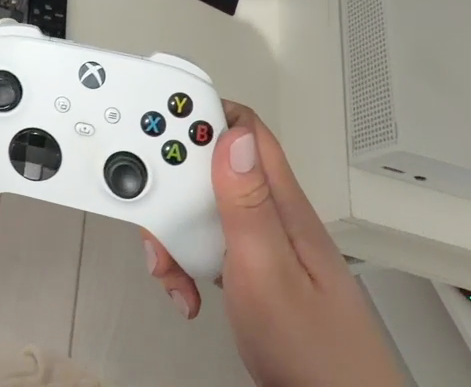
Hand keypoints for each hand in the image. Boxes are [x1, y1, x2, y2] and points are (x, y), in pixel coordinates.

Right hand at [144, 104, 403, 386]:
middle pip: (206, 165)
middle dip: (169, 184)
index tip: (156, 129)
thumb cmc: (316, 354)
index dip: (197, 115)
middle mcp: (270, 212)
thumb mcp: (269, 273)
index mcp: (280, 202)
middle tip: (154, 213)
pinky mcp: (247, 265)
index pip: (240, 128)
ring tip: (170, 265)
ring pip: (199, 205)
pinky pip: (203, 240)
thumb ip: (248, 204)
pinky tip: (187, 285)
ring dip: (171, 228)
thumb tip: (232, 136)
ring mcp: (259, 239)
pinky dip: (183, 257)